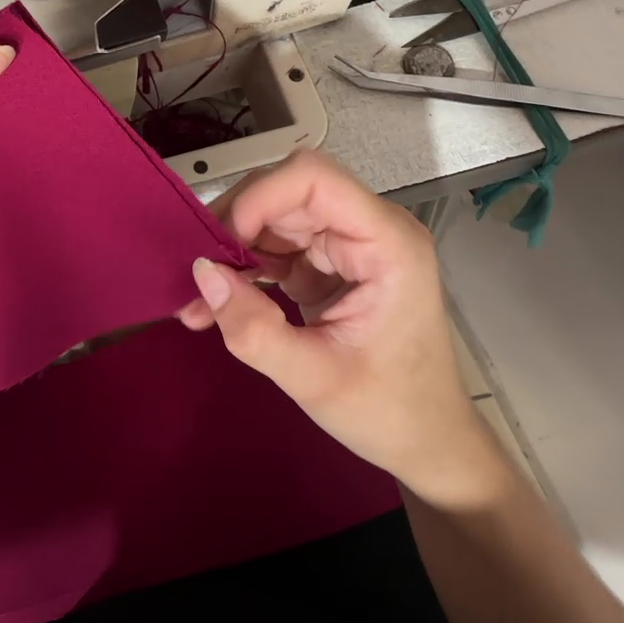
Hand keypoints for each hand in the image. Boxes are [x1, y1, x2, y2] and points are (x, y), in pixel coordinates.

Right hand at [177, 151, 505, 504]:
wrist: (427, 443)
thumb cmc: (388, 412)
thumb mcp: (314, 379)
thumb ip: (254, 329)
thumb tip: (201, 274)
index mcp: (386, 244)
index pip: (313, 179)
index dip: (259, 198)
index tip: (220, 246)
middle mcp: (369, 229)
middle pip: (285, 192)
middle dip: (233, 227)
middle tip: (196, 276)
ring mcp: (348, 243)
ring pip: (272, 216)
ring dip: (230, 250)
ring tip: (198, 298)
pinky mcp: (329, 262)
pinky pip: (274, 245)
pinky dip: (241, 268)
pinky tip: (217, 303)